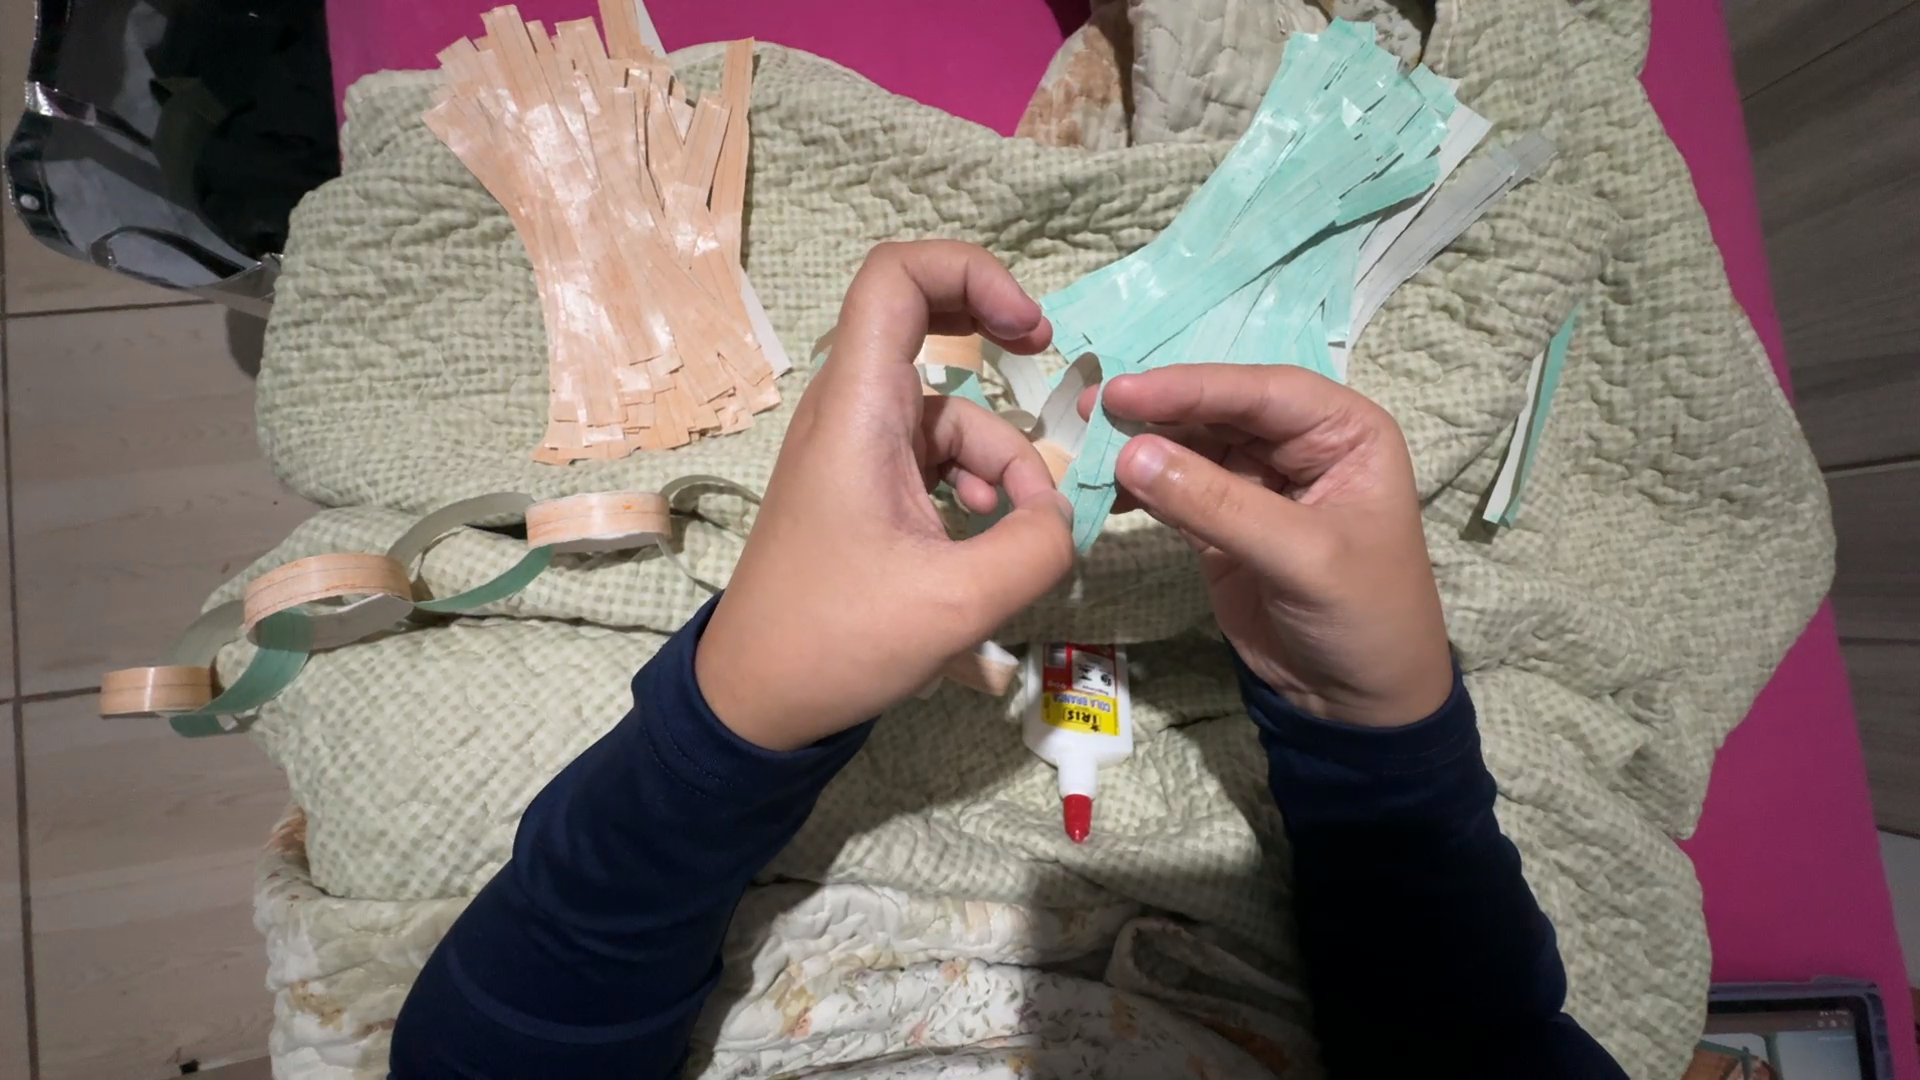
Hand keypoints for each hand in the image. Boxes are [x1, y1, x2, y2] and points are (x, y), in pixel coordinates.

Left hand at [696, 242, 1077, 750]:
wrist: (760, 697)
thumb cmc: (836, 640)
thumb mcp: (954, 603)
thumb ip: (1035, 549)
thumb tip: (1063, 514)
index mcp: (856, 411)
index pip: (896, 278)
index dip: (971, 272)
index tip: (1030, 330)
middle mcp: (852, 413)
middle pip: (921, 323)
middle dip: (992, 333)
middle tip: (1045, 361)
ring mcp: (858, 451)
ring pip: (948, 413)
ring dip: (999, 457)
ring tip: (1024, 527)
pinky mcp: (867, 489)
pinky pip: (935, 459)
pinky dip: (974, 484)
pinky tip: (985, 531)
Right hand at [1094, 365, 1452, 727]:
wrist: (1354, 699)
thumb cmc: (1361, 617)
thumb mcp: (1301, 555)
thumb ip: (1216, 504)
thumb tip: (1130, 454)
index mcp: (1341, 433)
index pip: (1260, 392)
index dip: (1190, 387)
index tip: (1124, 393)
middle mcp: (1295, 447)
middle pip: (1216, 412)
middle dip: (1156, 411)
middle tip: (1091, 408)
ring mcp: (1252, 485)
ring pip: (1187, 449)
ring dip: (1138, 448)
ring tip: (1085, 448)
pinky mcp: (1217, 524)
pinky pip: (1170, 493)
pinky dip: (1136, 491)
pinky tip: (1104, 491)